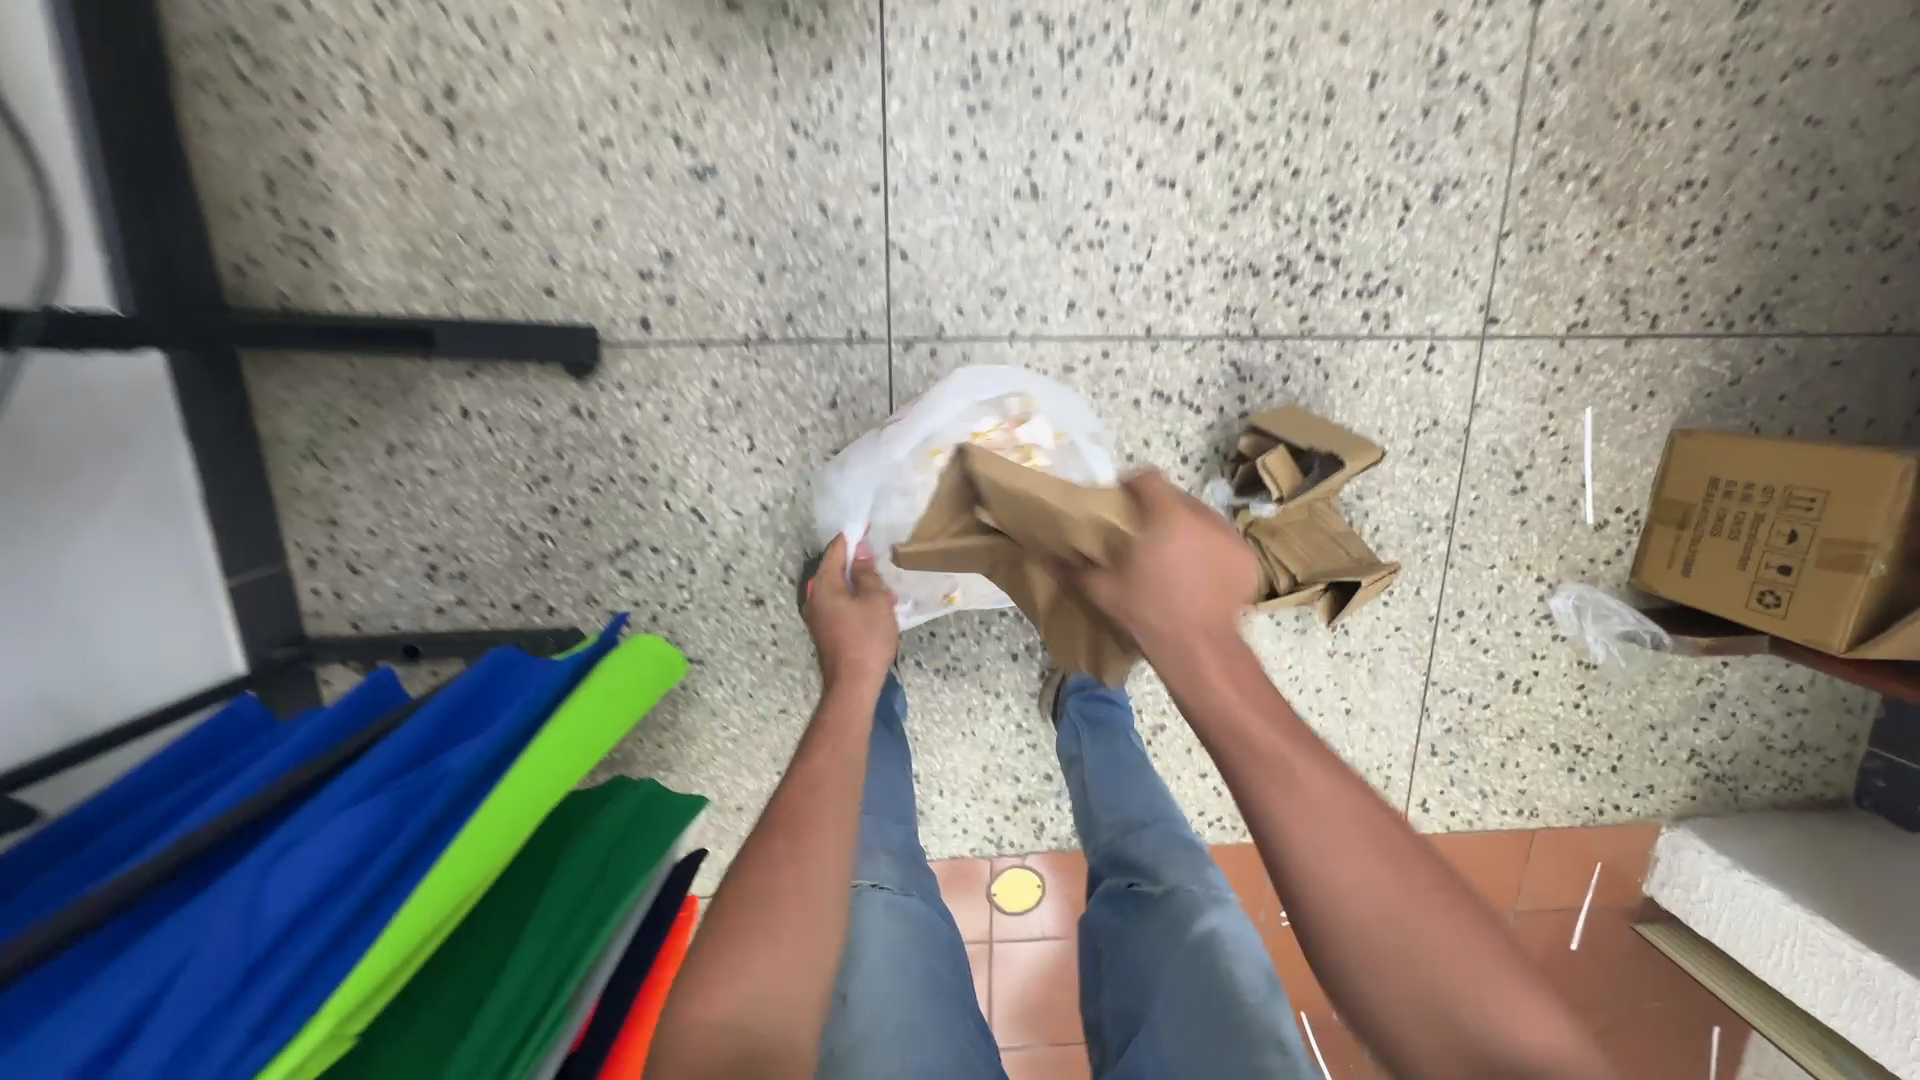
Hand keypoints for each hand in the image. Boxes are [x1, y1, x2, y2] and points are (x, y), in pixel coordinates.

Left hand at [804, 533, 898, 689]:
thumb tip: (859, 552)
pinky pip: (840, 605)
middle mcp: (814, 598)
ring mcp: (817, 616)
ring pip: (839, 589)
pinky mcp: (825, 630)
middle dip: (857, 564)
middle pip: (835, 570)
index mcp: (824, 585)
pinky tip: (876, 608)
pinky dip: (856, 600)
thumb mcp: (875, 600)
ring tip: (884, 591)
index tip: (867, 526)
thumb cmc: (867, 639)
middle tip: (880, 562)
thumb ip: (866, 573)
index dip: (852, 537)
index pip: (835, 550)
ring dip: (860, 585)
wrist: (853, 684)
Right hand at [1060, 469, 1260, 659]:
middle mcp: (1202, 517)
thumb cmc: (1147, 614)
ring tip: (1173, 554)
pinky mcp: (1248, 560)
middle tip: (1144, 533)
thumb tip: (1048, 556)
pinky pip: (1224, 543)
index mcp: (1166, 515)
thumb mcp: (1102, 591)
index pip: (1148, 477)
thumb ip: (1073, 568)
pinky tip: (1199, 574)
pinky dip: (1210, 551)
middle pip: (1177, 497)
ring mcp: (1230, 537)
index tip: (1121, 500)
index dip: (1132, 485)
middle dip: (1160, 509)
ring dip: (1187, 528)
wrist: (1199, 649)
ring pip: (1204, 519)